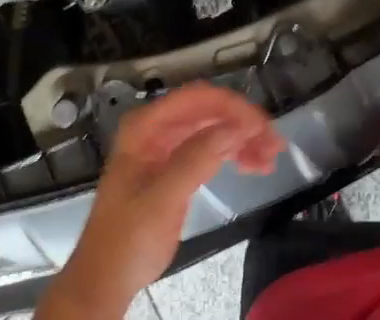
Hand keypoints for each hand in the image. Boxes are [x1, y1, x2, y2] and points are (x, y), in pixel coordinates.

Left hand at [39, 84, 282, 319]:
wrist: (106, 280)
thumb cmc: (126, 239)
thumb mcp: (161, 199)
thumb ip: (196, 159)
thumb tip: (235, 127)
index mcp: (145, 127)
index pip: (197, 99)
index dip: (232, 108)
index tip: (260, 126)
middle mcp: (157, 129)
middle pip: (209, 112)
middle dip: (243, 124)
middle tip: (273, 143)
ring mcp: (167, 148)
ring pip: (214, 130)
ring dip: (243, 140)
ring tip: (270, 157)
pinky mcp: (177, 169)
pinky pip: (211, 150)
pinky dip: (234, 154)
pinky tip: (254, 164)